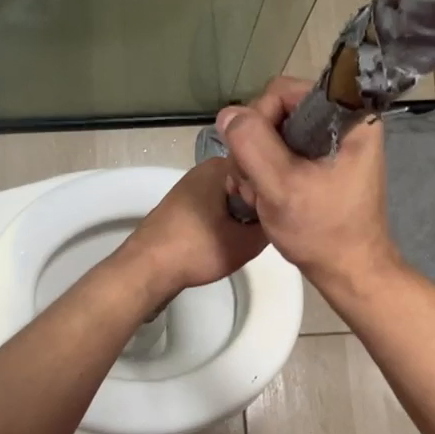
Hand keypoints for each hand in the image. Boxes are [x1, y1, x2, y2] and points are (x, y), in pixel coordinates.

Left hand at [113, 158, 270, 299]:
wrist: (148, 268)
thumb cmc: (197, 249)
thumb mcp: (247, 242)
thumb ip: (271, 224)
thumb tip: (282, 215)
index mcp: (220, 166)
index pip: (264, 165)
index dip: (278, 187)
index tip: (287, 209)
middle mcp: (204, 169)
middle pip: (247, 181)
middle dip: (259, 201)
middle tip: (273, 225)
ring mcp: (191, 186)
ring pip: (231, 195)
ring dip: (242, 212)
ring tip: (253, 234)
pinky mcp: (182, 204)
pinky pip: (215, 204)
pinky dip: (225, 218)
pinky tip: (230, 237)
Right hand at [216, 77, 401, 287]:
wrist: (350, 272)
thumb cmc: (322, 232)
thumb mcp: (281, 187)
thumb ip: (251, 144)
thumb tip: (227, 114)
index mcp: (348, 118)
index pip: (284, 92)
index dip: (259, 120)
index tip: (254, 158)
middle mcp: (343, 123)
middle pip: (276, 112)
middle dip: (254, 147)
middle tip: (253, 184)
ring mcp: (331, 145)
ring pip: (273, 135)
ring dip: (256, 165)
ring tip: (259, 196)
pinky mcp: (322, 164)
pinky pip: (282, 154)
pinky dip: (266, 174)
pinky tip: (264, 199)